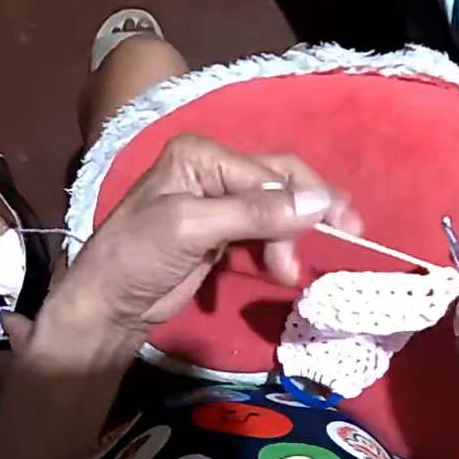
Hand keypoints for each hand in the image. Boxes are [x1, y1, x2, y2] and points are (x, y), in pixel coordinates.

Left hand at [40, 135, 358, 360]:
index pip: (268, 173)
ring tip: (290, 274)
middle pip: (278, 183)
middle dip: (310, 212)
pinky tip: (286, 267)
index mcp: (202, 156)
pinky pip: (263, 233)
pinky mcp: (222, 235)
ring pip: (275, 210)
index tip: (333, 234)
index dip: (303, 202)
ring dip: (292, 238)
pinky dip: (278, 249)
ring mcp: (218, 204)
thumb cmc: (139, 255)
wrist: (110, 303)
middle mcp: (213, 171)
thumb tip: (319, 202)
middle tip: (348, 235)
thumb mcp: (193, 228)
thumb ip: (255, 214)